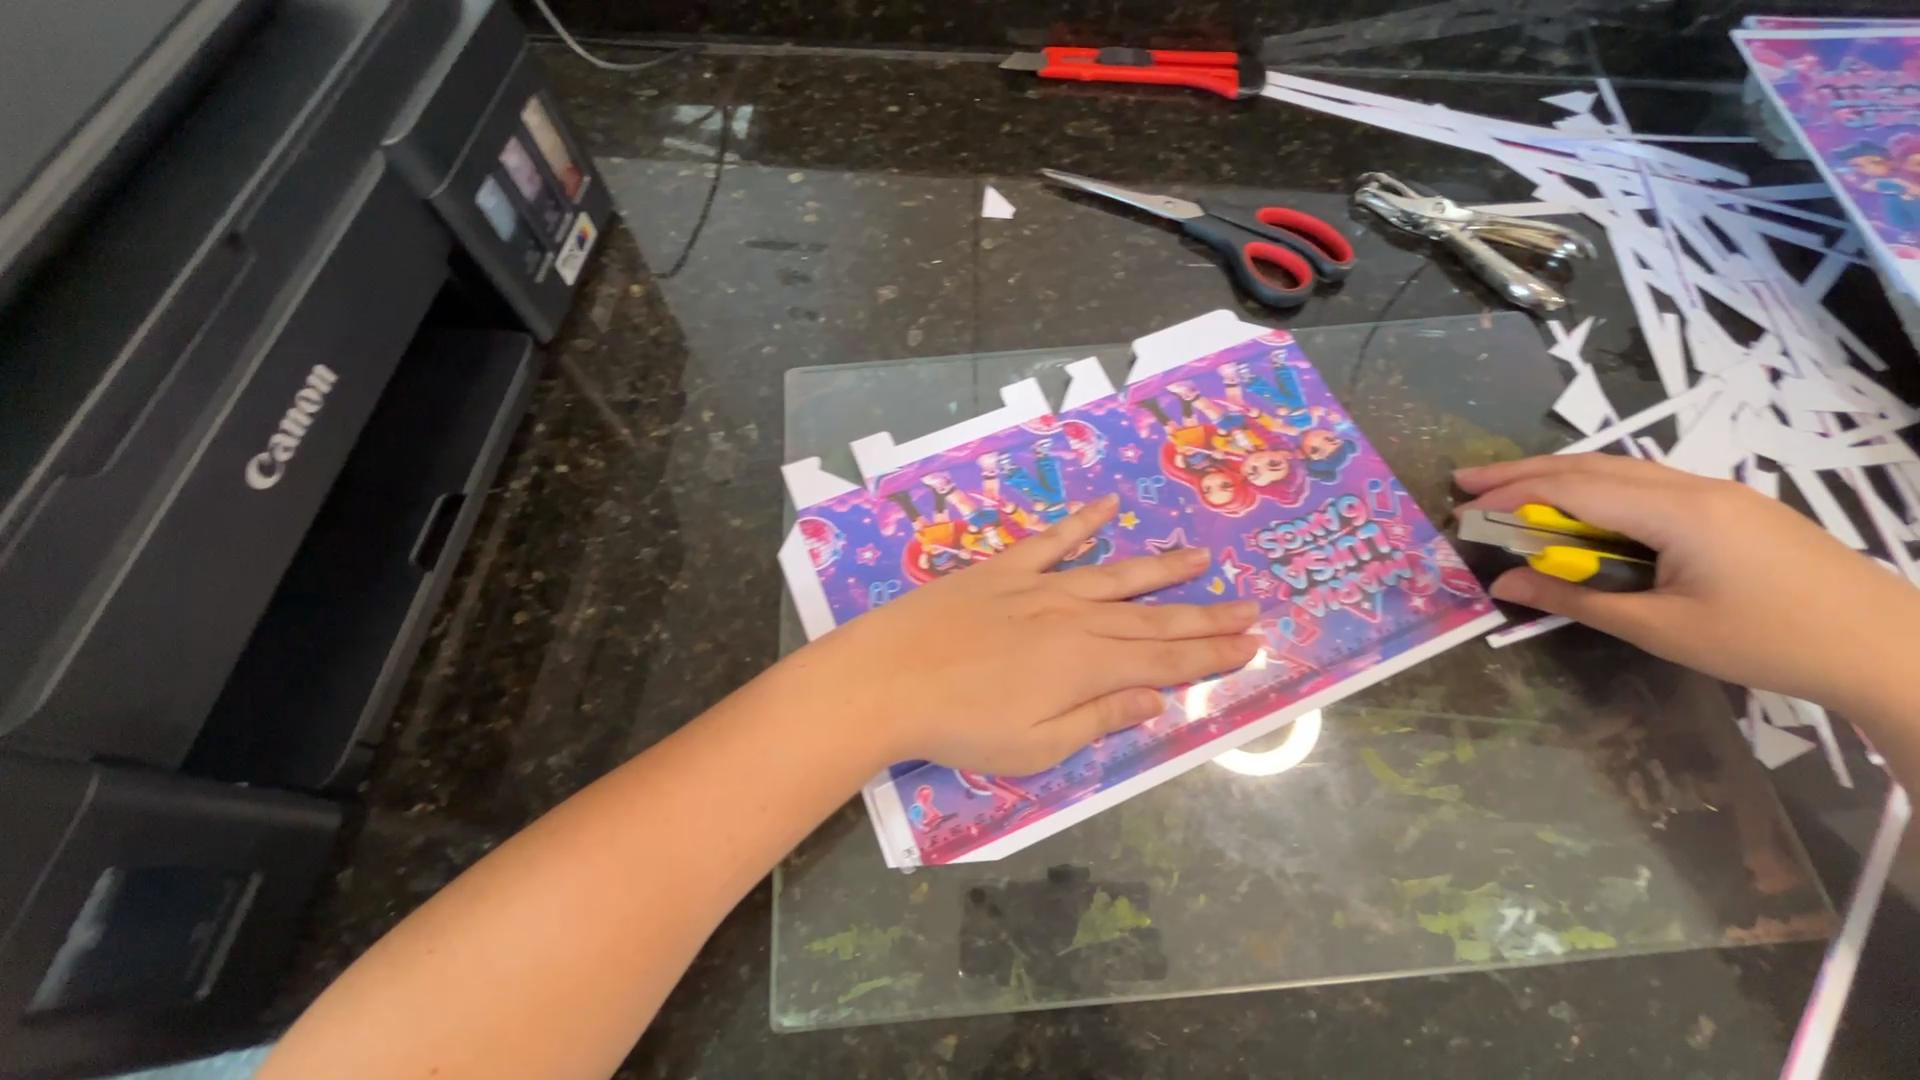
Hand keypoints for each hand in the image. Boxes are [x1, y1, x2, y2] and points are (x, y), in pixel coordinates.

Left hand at [800, 495, 1259, 775]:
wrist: (886, 679)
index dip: (1211, 656)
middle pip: (1152, 619)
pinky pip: (1050, 542)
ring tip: (1201, 560)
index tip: (1251, 647)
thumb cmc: (959, 726)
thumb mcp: (1036, 747)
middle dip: (1205, 617)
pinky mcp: (1002, 570)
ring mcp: (1038, 587)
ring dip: (1162, 570)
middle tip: (1250, 609)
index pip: (1165, 662)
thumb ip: (1099, 719)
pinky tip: (1108, 508)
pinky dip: (1081, 524)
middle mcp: (1075, 618)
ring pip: (1114, 576)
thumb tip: (1154, 700)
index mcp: (1086, 666)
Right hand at [1455, 453, 1919, 717]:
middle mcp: (1694, 488)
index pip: (1573, 490)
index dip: (1511, 497)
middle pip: (1591, 466)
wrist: (1890, 649)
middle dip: (1522, 472)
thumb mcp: (1659, 629)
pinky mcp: (1730, 509)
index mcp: (1678, 512)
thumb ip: (1575, 600)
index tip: (1461, 513)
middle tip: (1464, 482)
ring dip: (1555, 476)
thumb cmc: (1769, 642)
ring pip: (1619, 470)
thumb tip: (1503, 586)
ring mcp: (1717, 494)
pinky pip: (1645, 485)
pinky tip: (1574, 506)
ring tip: (1505, 488)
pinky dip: (1593, 489)